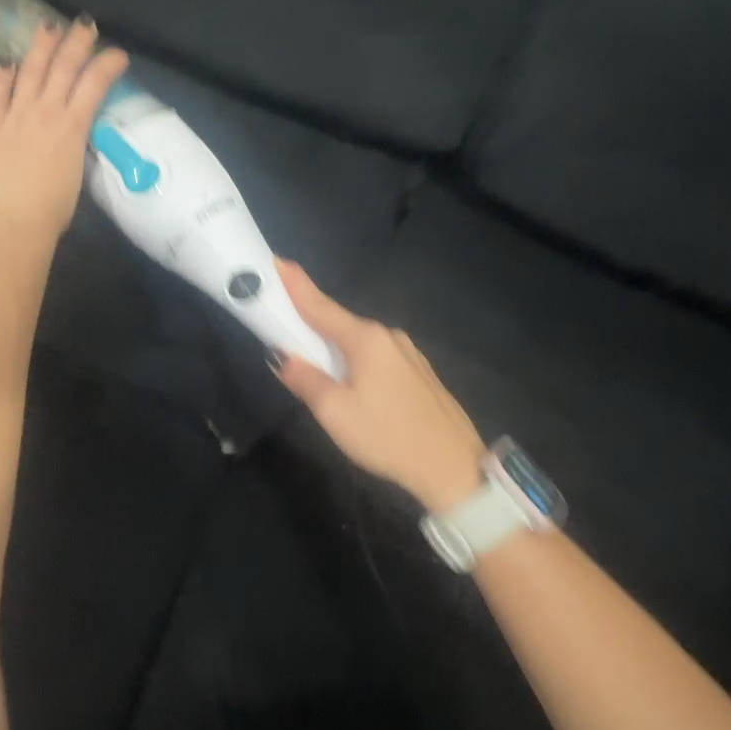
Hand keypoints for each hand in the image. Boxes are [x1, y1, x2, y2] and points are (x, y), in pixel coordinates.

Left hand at [0, 18, 128, 246]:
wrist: (13, 225)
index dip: (108, 63)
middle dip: (76, 42)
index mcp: (72, 127)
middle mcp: (44, 112)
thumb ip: (75, 142)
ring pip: (29, 72)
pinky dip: (3, 78)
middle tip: (85, 25)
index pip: (94, 83)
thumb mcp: (77, 171)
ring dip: (40, 48)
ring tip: (47, 28)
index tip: (118, 54)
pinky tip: (8, 65)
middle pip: (62, 67)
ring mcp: (13, 117)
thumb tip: (72, 128)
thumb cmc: (53, 210)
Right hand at [270, 259, 485, 511]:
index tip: (276, 262)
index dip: (295, 286)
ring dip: (332, 345)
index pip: (320, 305)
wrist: (453, 468)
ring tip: (311, 358)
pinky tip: (350, 380)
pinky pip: (375, 357)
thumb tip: (283, 356)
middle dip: (309, 320)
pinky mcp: (418, 374)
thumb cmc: (388, 436)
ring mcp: (408, 354)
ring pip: (358, 342)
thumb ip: (306, 380)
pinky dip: (354, 359)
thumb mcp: (335, 413)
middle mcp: (388, 337)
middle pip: (338, 323)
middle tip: (281, 319)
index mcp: (366, 339)